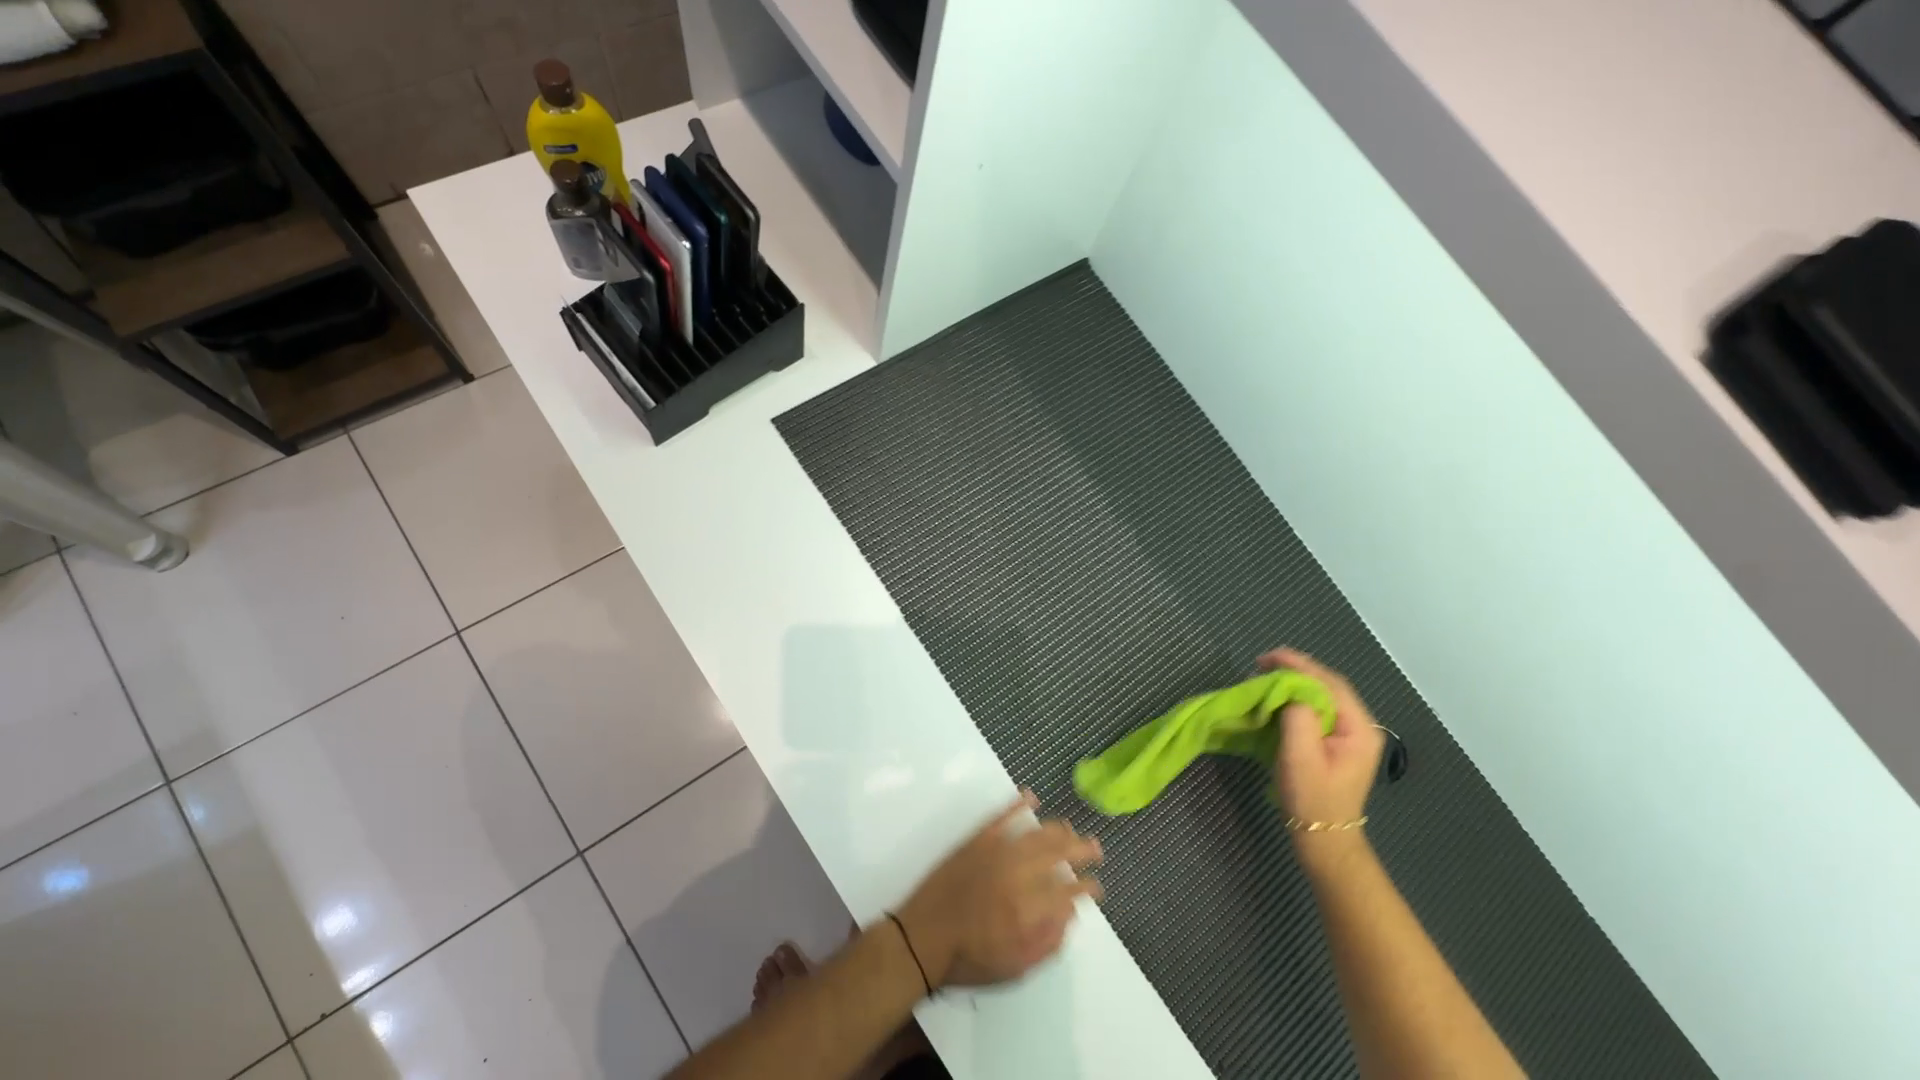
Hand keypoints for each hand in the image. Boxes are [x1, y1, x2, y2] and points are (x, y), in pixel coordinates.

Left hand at [895, 790, 1103, 989]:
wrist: (920, 940)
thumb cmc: (967, 959)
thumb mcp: (1015, 968)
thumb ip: (1048, 942)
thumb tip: (1070, 915)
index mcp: (1029, 908)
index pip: (1070, 889)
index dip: (1088, 886)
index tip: (1097, 886)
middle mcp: (1017, 875)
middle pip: (1059, 854)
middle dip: (1082, 850)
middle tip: (1095, 850)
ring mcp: (994, 854)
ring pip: (1035, 833)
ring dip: (1058, 830)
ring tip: (1071, 830)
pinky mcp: (973, 842)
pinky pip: (999, 817)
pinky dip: (1015, 805)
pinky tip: (1030, 797)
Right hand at [1258, 649, 1385, 835]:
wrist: (1324, 840)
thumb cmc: (1312, 801)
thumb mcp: (1300, 759)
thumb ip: (1298, 719)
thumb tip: (1290, 692)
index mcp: (1359, 729)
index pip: (1330, 684)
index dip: (1299, 666)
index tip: (1268, 657)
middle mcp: (1360, 727)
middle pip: (1328, 686)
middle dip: (1296, 670)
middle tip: (1262, 663)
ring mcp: (1350, 736)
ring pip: (1322, 696)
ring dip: (1295, 682)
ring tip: (1266, 676)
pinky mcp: (1336, 743)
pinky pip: (1317, 710)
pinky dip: (1296, 698)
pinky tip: (1278, 698)